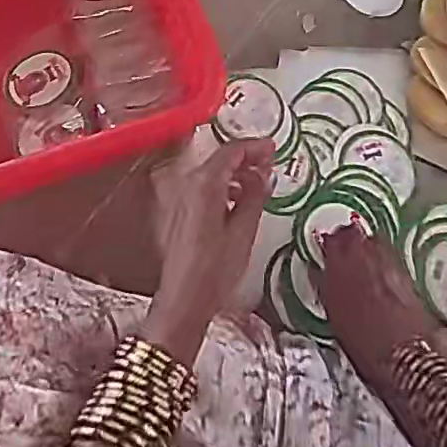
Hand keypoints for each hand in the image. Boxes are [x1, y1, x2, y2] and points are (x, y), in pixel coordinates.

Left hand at [142, 138, 273, 361]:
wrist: (183, 300)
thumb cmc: (212, 271)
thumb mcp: (245, 229)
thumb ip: (256, 194)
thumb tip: (263, 177)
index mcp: (203, 184)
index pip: (232, 151)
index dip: (255, 146)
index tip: (271, 148)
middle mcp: (185, 185)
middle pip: (219, 158)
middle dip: (245, 159)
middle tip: (268, 164)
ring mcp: (176, 197)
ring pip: (210, 172)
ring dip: (233, 173)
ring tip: (256, 183)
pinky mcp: (174, 211)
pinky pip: (200, 187)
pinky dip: (220, 186)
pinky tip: (236, 199)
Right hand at [318, 227, 438, 385]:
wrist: (404, 355)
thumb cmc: (363, 342)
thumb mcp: (333, 313)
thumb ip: (325, 284)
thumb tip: (318, 273)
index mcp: (341, 264)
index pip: (332, 240)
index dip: (328, 242)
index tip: (325, 246)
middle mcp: (367, 257)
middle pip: (354, 234)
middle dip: (347, 238)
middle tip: (341, 247)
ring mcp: (389, 262)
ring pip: (373, 241)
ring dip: (365, 246)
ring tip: (360, 259)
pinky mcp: (407, 273)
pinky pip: (388, 255)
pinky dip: (380, 258)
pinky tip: (378, 273)